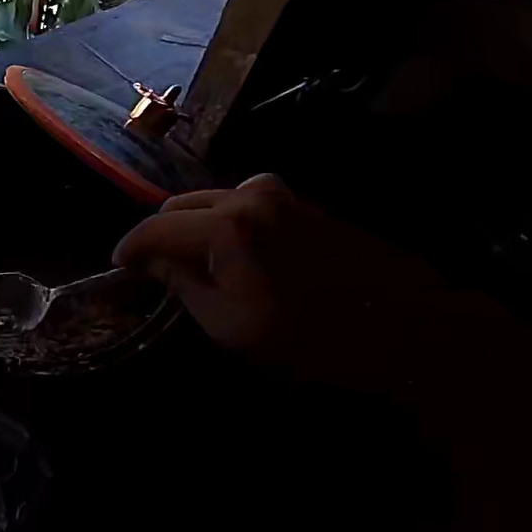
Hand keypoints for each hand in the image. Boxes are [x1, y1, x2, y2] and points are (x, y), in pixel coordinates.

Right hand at [112, 174, 447, 386]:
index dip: (129, 248)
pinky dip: (224, 219)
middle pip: (179, 206)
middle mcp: (247, 197)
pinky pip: (242, 202)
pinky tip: (235, 248)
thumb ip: (181, 283)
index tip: (118, 266)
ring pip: (209, 200)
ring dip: (191, 225)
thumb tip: (152, 260)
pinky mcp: (303, 203)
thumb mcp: (228, 323)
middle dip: (160, 234)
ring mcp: (279, 196)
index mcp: (226, 225)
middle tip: (155, 267)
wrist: (413, 332)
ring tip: (193, 258)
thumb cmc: (311, 336)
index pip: (155, 228)